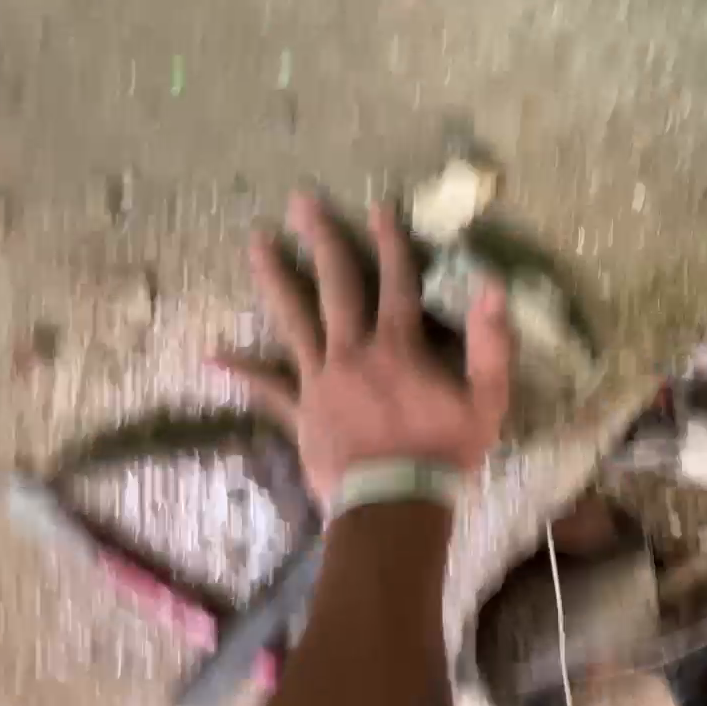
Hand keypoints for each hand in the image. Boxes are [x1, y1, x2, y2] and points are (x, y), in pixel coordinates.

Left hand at [212, 193, 512, 501]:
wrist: (396, 502)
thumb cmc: (447, 449)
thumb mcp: (488, 397)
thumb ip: (492, 342)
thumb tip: (492, 285)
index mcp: (400, 346)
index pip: (397, 283)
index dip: (391, 243)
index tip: (379, 207)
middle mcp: (354, 352)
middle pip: (335, 287)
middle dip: (321, 242)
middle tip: (300, 203)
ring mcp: (320, 380)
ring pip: (292, 321)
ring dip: (274, 280)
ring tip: (254, 244)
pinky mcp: (301, 411)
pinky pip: (266, 389)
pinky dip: (241, 372)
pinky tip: (213, 356)